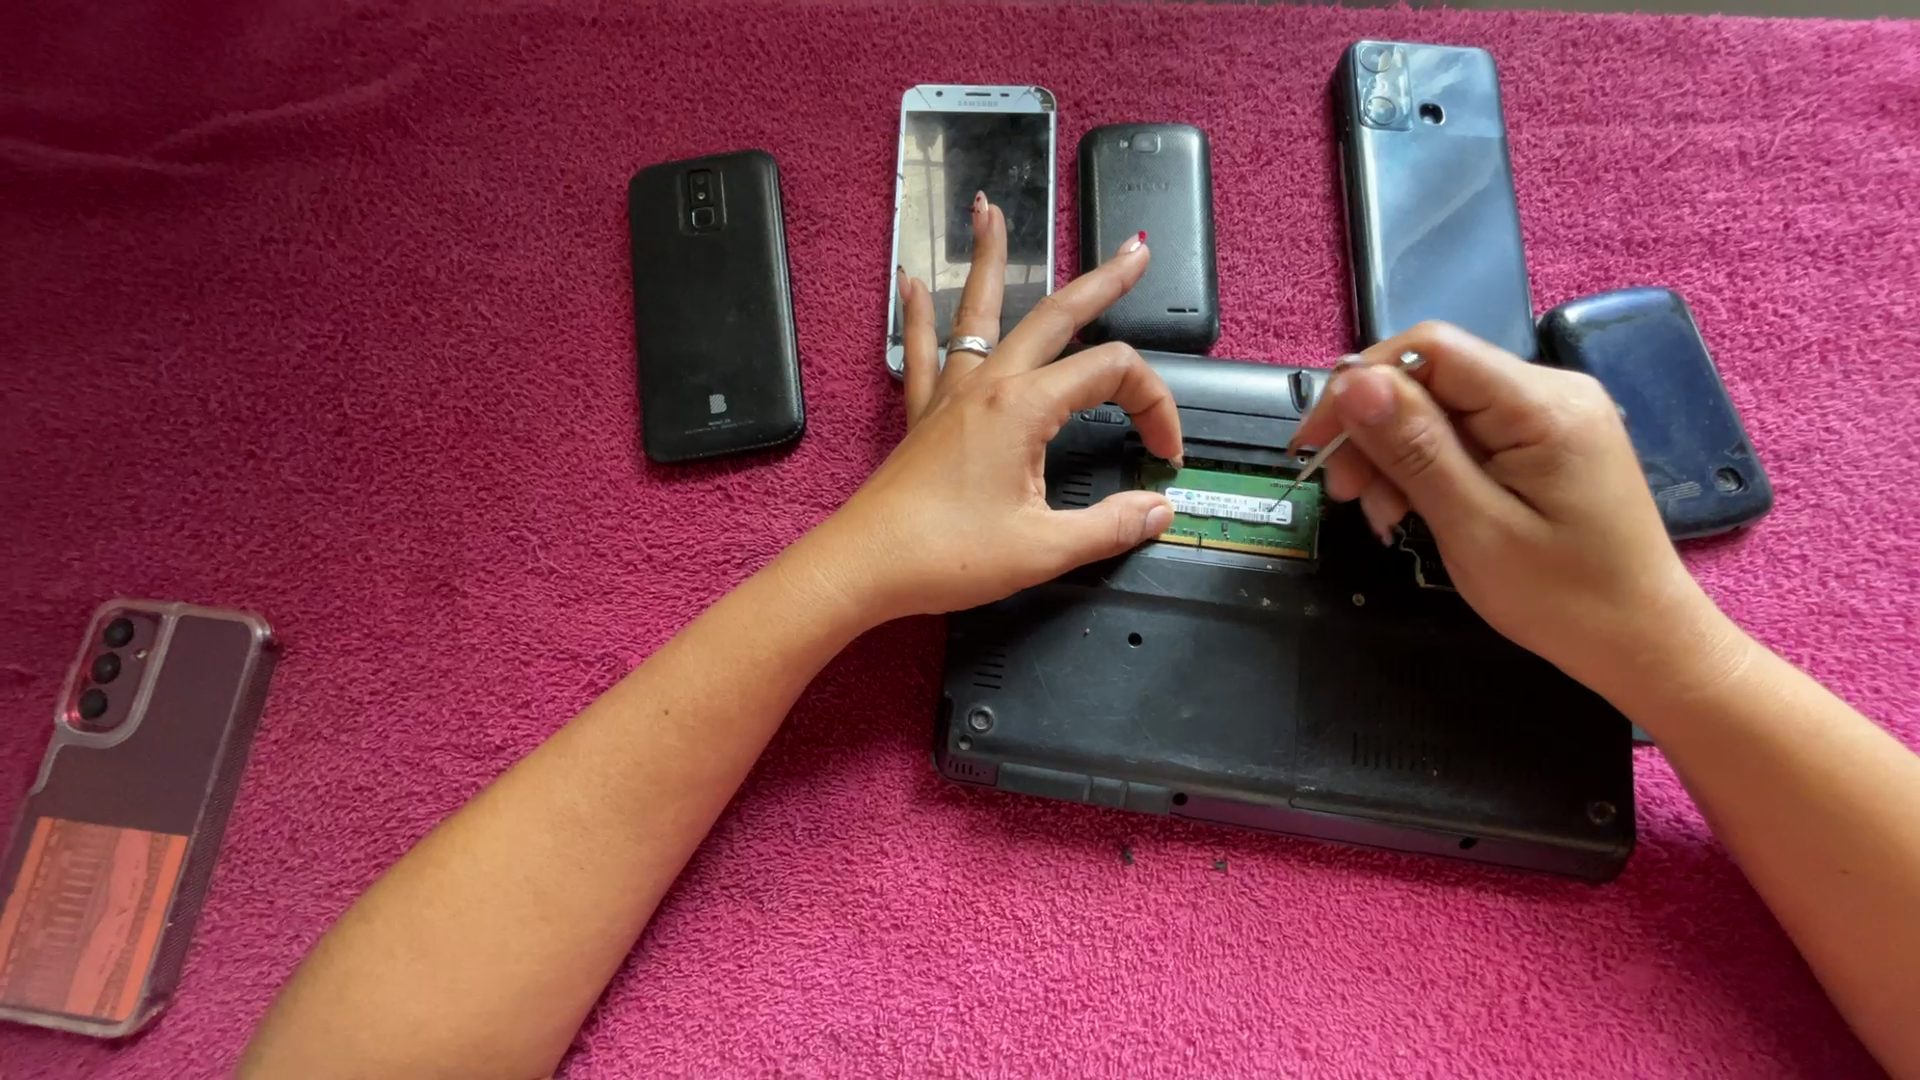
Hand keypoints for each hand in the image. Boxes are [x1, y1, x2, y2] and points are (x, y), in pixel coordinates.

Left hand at [807, 196, 1180, 622]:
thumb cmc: (947, 556)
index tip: (1165, 453)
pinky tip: (911, 281)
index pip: (1113, 374)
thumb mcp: (1043, 549)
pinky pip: (922, 351)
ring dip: (992, 262)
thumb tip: (1158, 510)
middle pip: (1054, 315)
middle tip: (1133, 251)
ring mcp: (950, 396)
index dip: (1155, 406)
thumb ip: (1109, 526)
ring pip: (979, 313)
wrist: (866, 566)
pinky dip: (920, 315)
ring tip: (989, 212)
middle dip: (1100, 281)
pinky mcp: (923, 416)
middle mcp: (987, 386)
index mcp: (1024, 407)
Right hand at [1291, 321, 1742, 694]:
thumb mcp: (1473, 525)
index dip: (1357, 384)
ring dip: (1385, 457)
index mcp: (1541, 405)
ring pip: (1429, 410)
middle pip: (1424, 380)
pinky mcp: (1529, 442)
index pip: (1429, 350)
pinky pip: (1451, 436)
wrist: (1635, 640)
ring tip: (1378, 513)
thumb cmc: (1560, 595)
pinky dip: (1413, 469)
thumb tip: (1353, 383)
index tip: (1314, 443)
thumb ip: (1414, 449)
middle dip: (1368, 431)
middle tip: (1340, 493)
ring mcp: (1538, 416)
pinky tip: (1403, 508)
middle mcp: (1544, 392)